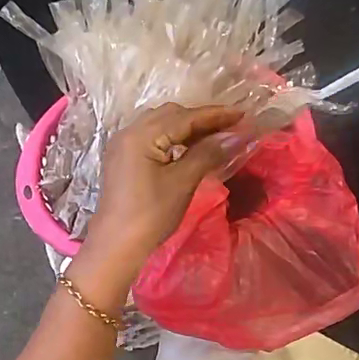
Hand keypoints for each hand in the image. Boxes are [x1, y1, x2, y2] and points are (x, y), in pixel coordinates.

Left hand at [80, 103, 244, 273]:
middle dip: (201, 119)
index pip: (184, 117)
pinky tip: (189, 149)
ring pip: (160, 125)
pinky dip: (173, 139)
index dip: (215, 115)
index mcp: (141, 135)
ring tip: (214, 137)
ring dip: (187, 128)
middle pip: (171, 115)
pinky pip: (151, 138)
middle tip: (230, 127)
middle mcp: (128, 132)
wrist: (117, 245)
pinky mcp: (122, 159)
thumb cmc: (151, 214)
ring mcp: (122, 146)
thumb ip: (207, 153)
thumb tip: (233, 136)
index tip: (242, 114)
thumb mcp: (182, 182)